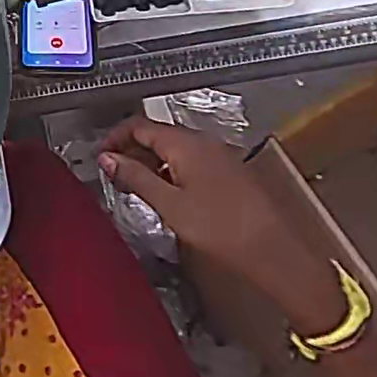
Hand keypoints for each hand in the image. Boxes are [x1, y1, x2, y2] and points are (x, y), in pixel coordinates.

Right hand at [98, 116, 344, 333]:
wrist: (274, 251)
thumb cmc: (221, 228)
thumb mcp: (169, 205)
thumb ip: (135, 177)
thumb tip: (108, 159)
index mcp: (186, 143)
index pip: (139, 125)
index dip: (115, 137)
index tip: (101, 157)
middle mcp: (203, 142)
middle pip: (157, 134)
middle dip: (131, 150)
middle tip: (113, 174)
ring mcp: (219, 155)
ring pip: (174, 148)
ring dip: (150, 161)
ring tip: (135, 186)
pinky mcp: (229, 171)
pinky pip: (190, 160)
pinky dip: (170, 170)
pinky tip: (165, 194)